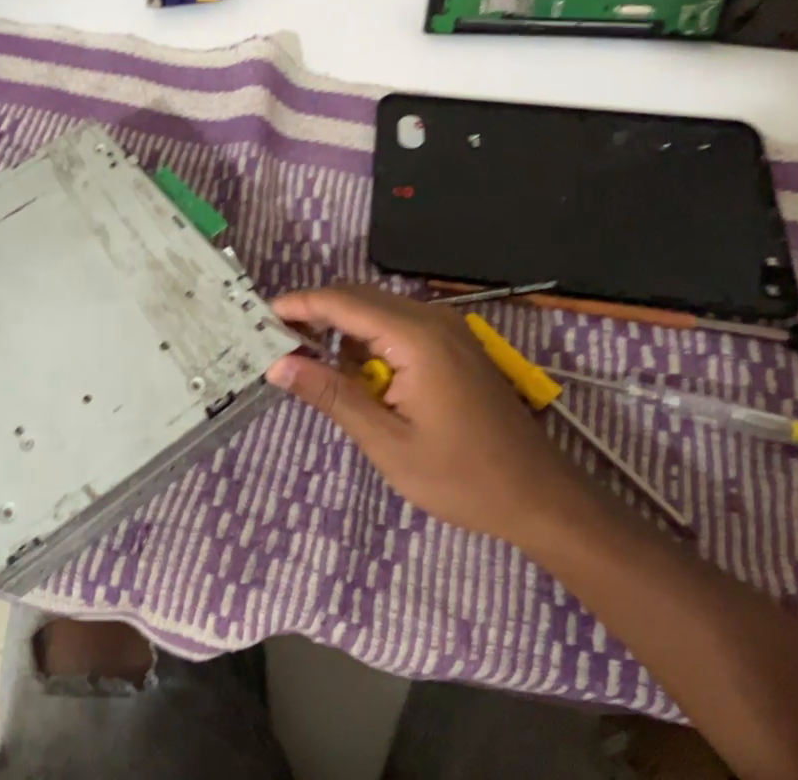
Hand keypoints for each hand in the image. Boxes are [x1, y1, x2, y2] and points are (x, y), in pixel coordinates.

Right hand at [266, 286, 586, 543]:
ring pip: (377, 312)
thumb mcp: (387, 442)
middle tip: (274, 344)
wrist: (540, 497)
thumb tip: (278, 365)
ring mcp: (448, 331)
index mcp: (416, 338)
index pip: (342, 303)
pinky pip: (398, 329)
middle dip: (314, 316)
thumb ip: (331, 396)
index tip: (258, 318)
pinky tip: (352, 376)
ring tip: (305, 363)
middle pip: (358, 299)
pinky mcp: (454, 348)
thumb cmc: (462, 477)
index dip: (297, 305)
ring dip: (341, 331)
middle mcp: (432, 320)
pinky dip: (367, 344)